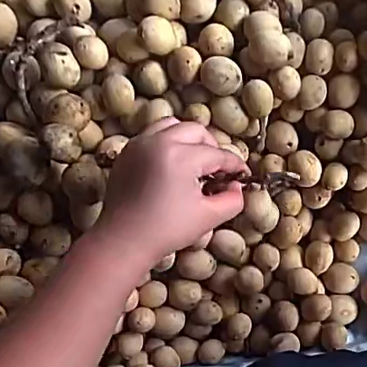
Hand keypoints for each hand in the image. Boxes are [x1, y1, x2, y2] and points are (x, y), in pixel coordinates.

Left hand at [90, 118, 247, 269]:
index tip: (243, 175)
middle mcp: (159, 142)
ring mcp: (139, 145)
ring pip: (172, 126)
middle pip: (197, 131)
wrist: (123, 240)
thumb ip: (233, 199)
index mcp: (181, 156)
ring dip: (188, 139)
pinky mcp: (126, 153)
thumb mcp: (209, 217)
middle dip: (213, 148)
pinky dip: (167, 143)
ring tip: (194, 161)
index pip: (218, 155)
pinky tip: (172, 166)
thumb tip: (236, 185)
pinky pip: (152, 136)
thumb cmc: (167, 230)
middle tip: (218, 170)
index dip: (235, 166)